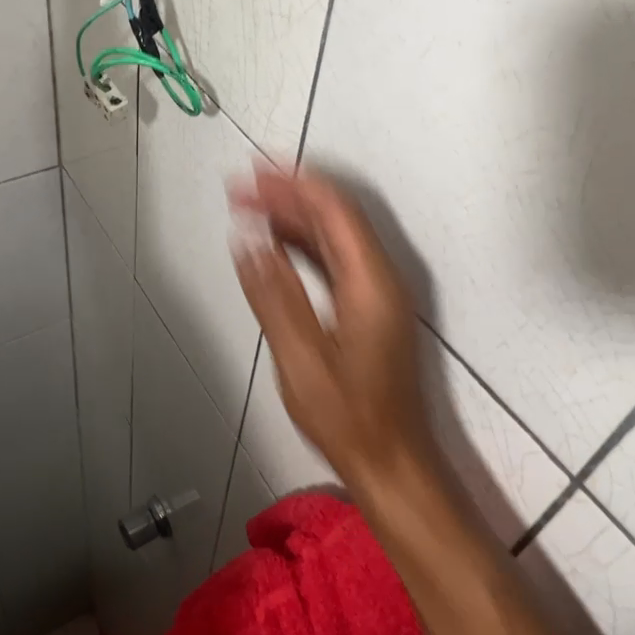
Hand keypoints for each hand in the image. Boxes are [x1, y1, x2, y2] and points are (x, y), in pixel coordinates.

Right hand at [230, 168, 434, 485]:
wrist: (391, 462)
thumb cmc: (348, 419)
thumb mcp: (301, 359)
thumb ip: (274, 295)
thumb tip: (248, 242)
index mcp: (370, 285)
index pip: (334, 213)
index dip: (294, 185)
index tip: (254, 172)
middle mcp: (381, 280)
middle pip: (336, 218)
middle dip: (290, 193)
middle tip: (243, 185)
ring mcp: (379, 294)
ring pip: (336, 237)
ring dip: (295, 216)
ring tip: (251, 205)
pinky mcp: (371, 309)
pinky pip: (337, 259)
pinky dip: (305, 244)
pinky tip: (277, 245)